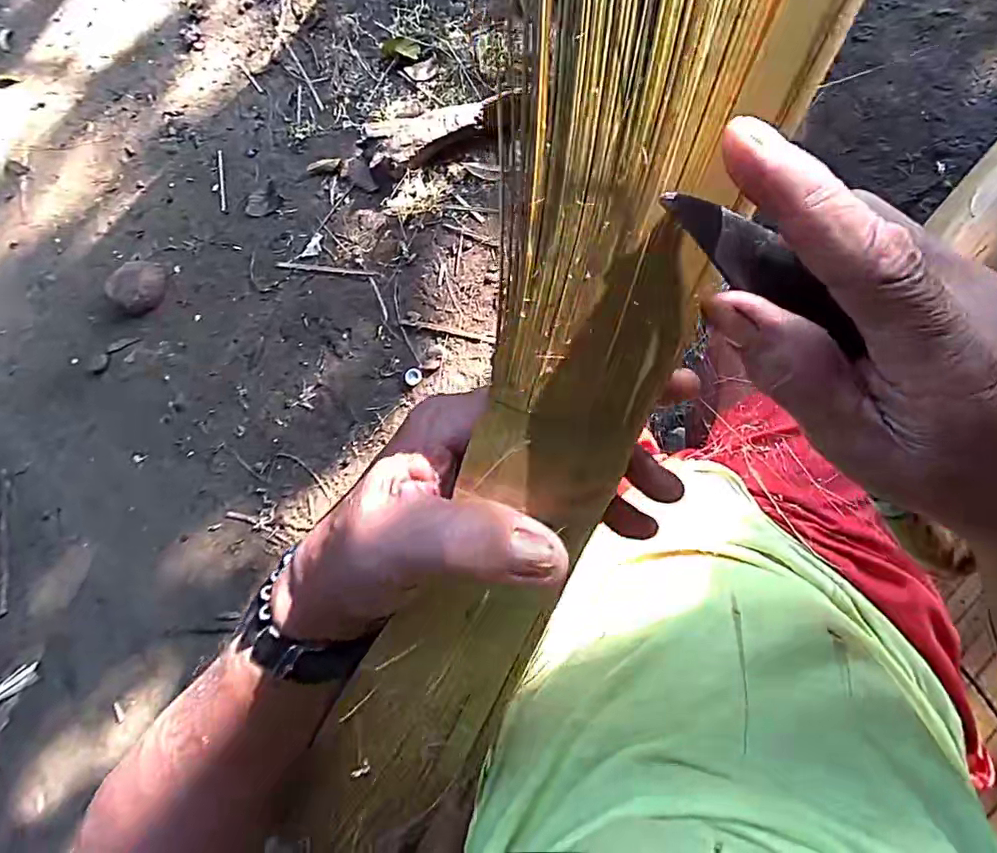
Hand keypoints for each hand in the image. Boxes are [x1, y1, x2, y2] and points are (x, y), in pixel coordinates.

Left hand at [272, 386, 688, 640]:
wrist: (328, 605)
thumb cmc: (355, 561)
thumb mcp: (406, 545)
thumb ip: (470, 541)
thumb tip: (552, 549)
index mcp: (452, 421)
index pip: (536, 398)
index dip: (597, 397)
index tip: (659, 393)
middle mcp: (472, 435)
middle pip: (557, 427)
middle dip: (614, 445)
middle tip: (668, 478)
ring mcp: (482, 471)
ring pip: (560, 461)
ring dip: (609, 479)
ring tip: (658, 506)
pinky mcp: (489, 508)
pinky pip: (550, 496)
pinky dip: (588, 507)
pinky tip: (622, 526)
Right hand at [701, 116, 996, 549]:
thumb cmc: (927, 471)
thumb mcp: (846, 441)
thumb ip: (791, 369)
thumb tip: (723, 299)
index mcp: (945, 352)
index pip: (869, 256)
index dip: (803, 196)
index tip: (742, 141)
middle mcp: (971, 292)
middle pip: (864, 224)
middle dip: (790, 219)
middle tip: (734, 262)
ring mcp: (975, 273)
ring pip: (871, 223)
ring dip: (808, 240)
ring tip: (782, 299)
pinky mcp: (964, 268)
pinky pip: (882, 236)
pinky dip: (832, 250)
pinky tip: (820, 296)